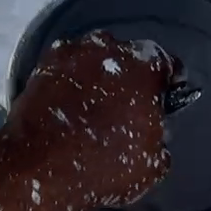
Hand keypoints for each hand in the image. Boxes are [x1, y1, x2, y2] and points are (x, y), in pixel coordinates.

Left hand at [8, 31, 174, 210]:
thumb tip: (151, 129)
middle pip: (129, 54)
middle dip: (132, 74)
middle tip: (130, 102)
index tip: (165, 96)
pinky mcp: (44, 62)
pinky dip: (72, 76)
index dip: (169, 81)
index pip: (167, 63)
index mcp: (143, 66)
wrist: (40, 162)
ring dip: (100, 71)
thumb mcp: (152, 162)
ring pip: (95, 54)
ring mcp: (72, 51)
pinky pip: (67, 64)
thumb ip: (159, 134)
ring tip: (98, 100)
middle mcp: (108, 47)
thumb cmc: (104, 163)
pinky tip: (71, 100)